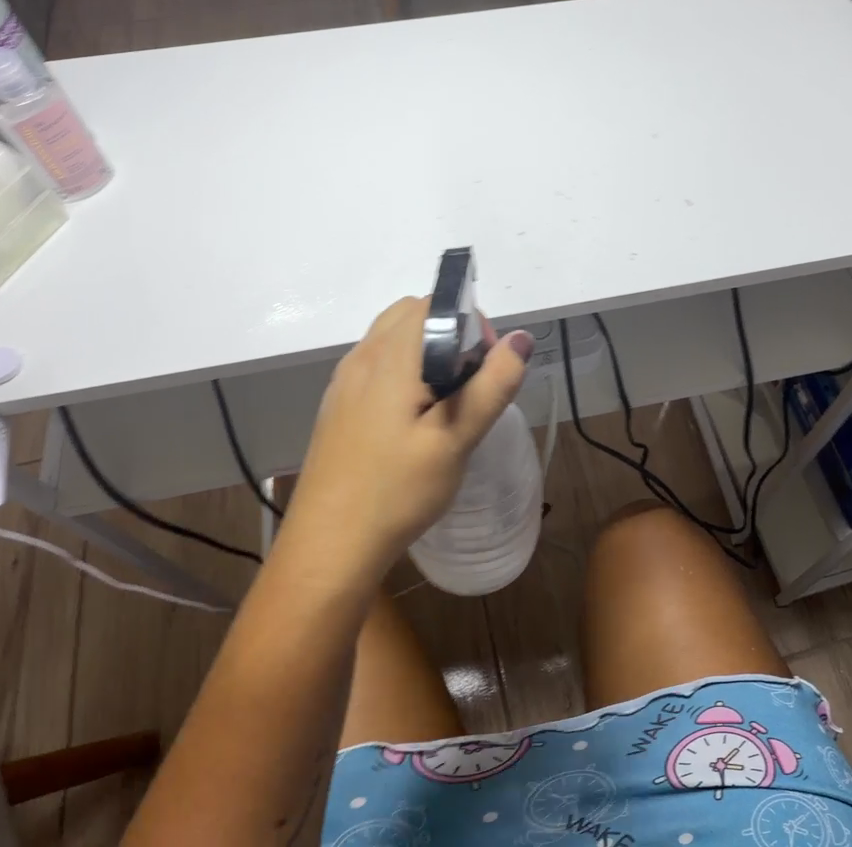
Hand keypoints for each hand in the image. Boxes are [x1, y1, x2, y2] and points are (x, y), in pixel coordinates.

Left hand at [283, 296, 532, 580]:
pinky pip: (377, 368)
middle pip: (411, 316)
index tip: (486, 370)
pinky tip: (416, 426)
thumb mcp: (455, 440)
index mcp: (388, 358)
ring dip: (428, 357)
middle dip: (451, 336)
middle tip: (471, 389)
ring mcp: (344, 383)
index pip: (433, 305)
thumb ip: (490, 386)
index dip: (469, 325)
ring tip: (447, 409)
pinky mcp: (339, 408)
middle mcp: (361, 358)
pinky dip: (406, 376)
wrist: (330, 546)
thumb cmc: (396, 491)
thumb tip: (520, 338)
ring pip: (393, 342)